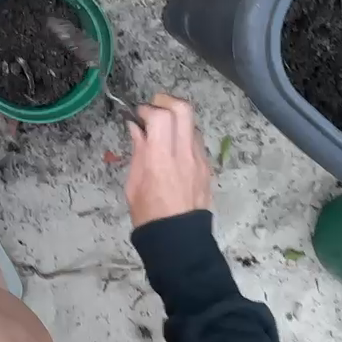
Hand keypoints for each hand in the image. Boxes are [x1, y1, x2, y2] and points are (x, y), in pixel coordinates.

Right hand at [125, 93, 212, 226]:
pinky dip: (183, 135)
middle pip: (183, 109)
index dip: (146, 109)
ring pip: (192, 123)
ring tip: (162, 130)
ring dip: (176, 119)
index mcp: (160, 160)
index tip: (136, 115)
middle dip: (165, 101)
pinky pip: (196, 140)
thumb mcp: (134, 183)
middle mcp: (184, 154)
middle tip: (152, 110)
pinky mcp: (207, 167)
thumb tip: (136, 127)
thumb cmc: (148, 214)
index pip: (160, 116)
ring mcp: (199, 160)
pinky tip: (172, 148)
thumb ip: (138, 151)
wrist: (178, 239)